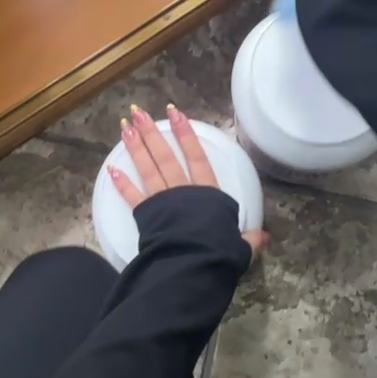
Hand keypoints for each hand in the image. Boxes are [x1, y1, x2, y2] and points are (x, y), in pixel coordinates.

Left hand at [108, 104, 266, 258]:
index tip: (174, 113)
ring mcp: (162, 200)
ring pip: (148, 169)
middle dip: (152, 133)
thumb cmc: (217, 253)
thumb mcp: (239, 246)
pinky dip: (122, 183)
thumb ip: (248, 238)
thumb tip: (264, 237)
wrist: (192, 265)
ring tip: (125, 128)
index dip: (186, 135)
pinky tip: (111, 168)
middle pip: (166, 157)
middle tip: (137, 112)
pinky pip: (132, 196)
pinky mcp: (145, 215)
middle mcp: (182, 191)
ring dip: (136, 148)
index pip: (197, 157)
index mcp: (207, 193)